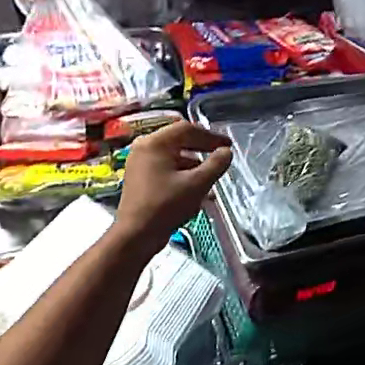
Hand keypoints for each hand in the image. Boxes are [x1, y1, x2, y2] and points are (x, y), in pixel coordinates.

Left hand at [111, 122, 232, 248]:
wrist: (136, 235)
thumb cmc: (166, 206)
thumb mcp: (197, 184)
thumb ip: (215, 165)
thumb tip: (226, 152)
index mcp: (155, 143)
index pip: (187, 129)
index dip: (211, 136)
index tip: (228, 144)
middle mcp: (144, 148)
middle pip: (179, 141)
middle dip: (202, 149)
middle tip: (221, 155)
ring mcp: (139, 164)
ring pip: (173, 157)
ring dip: (194, 165)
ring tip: (212, 177)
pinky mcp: (140, 179)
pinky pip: (166, 170)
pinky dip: (182, 175)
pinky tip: (197, 191)